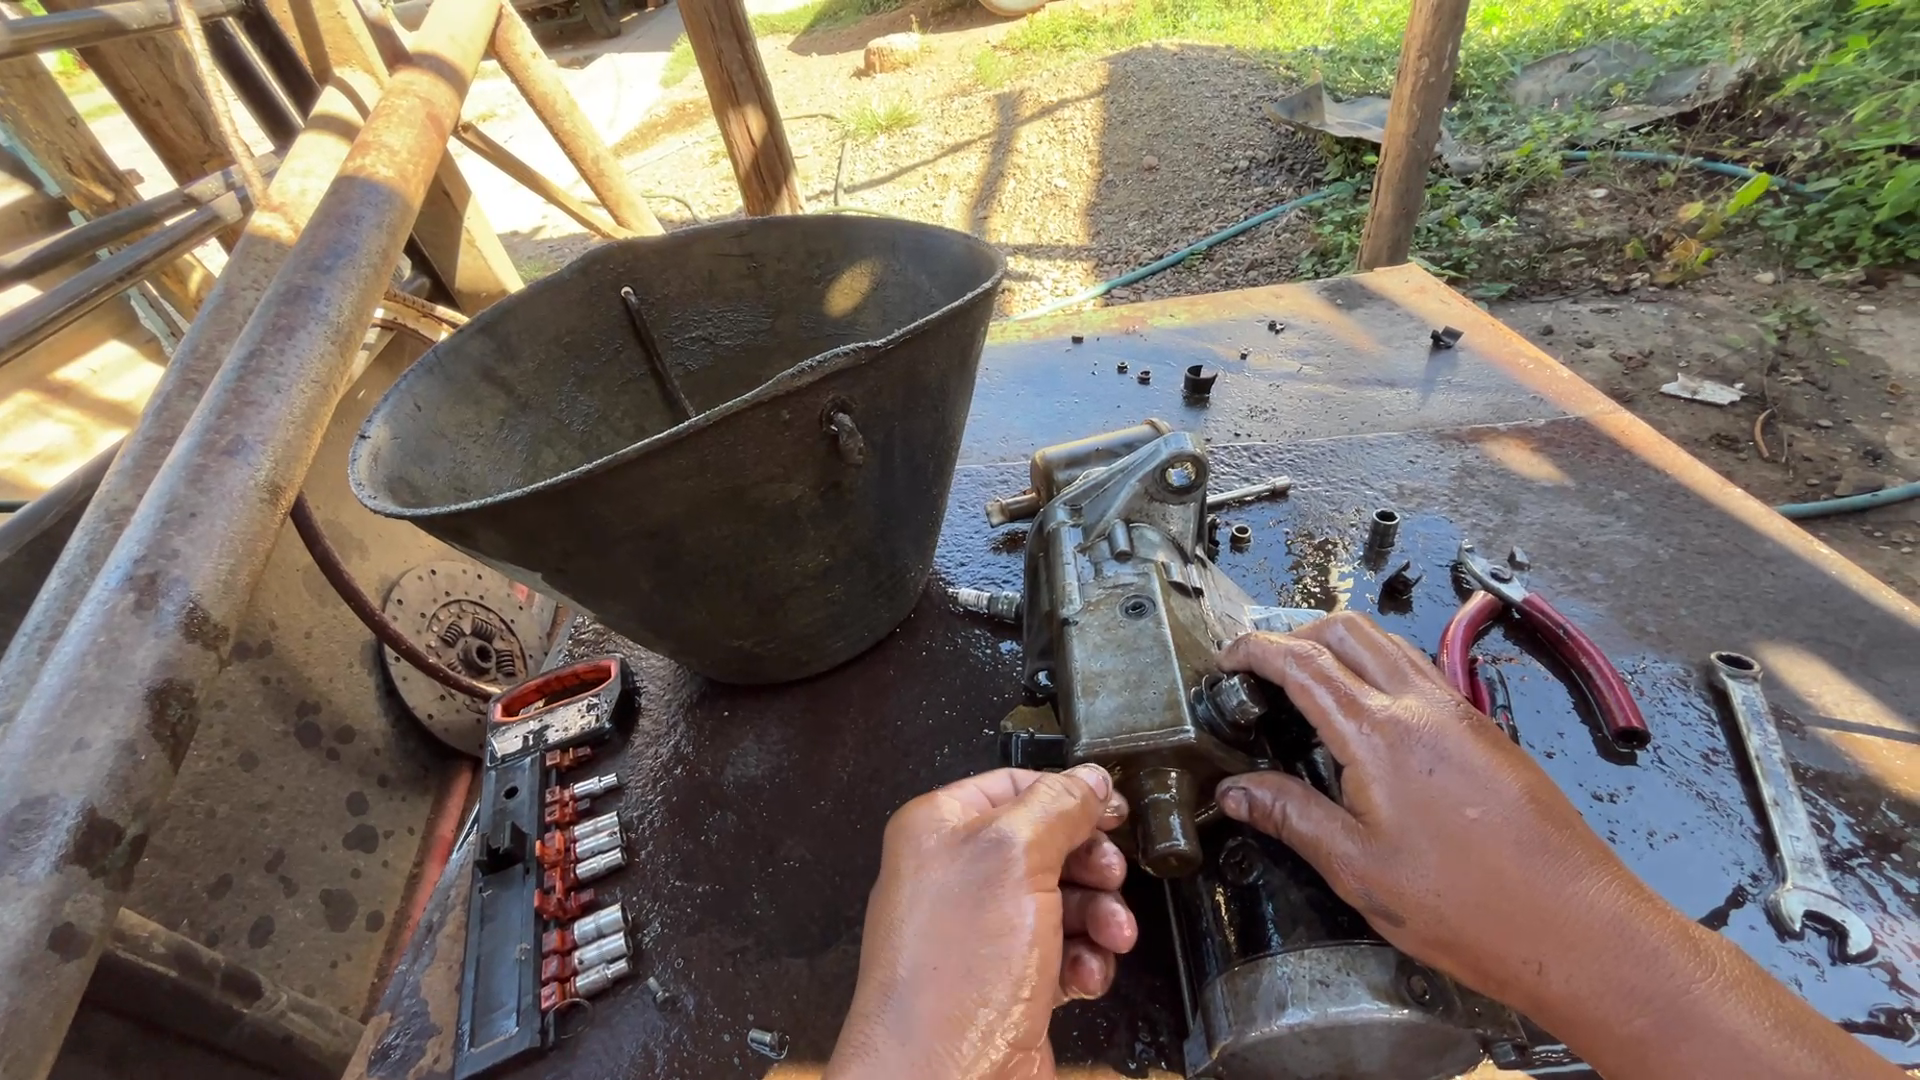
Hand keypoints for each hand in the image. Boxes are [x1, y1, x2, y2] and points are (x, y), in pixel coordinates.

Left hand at [826, 765, 1135, 1079]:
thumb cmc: (958, 967)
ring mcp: (980, 930)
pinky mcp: (1005, 981)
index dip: (1067, 793)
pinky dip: (1082, 960)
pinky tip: (1086, 976)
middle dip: (1088, 860)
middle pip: (1044, 841)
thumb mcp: (1013, 857)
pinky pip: (1059, 951)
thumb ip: (1057, 806)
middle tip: (1111, 874)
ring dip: (1097, 914)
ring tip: (1112, 935)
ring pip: (1059, 898)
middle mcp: (955, 872)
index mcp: (940, 826)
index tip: (1112, 807)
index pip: (1014, 785)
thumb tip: (1090, 779)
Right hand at [1212, 612, 1669, 1011]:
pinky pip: (1417, 670)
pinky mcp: (1485, 731)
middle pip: (1347, 629)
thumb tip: (1233, 791)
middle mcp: (1421, 706)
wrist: (1588, 935)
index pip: (1304, 662)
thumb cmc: (1470, 908)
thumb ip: (1289, 815)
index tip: (1228, 658)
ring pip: (1387, 642)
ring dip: (1337, 644)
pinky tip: (1364, 713)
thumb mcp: (1358, 868)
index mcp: (1380, 734)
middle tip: (1262, 667)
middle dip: (1295, 633)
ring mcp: (1459, 713)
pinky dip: (1374, 666)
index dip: (1256, 649)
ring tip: (1306, 681)